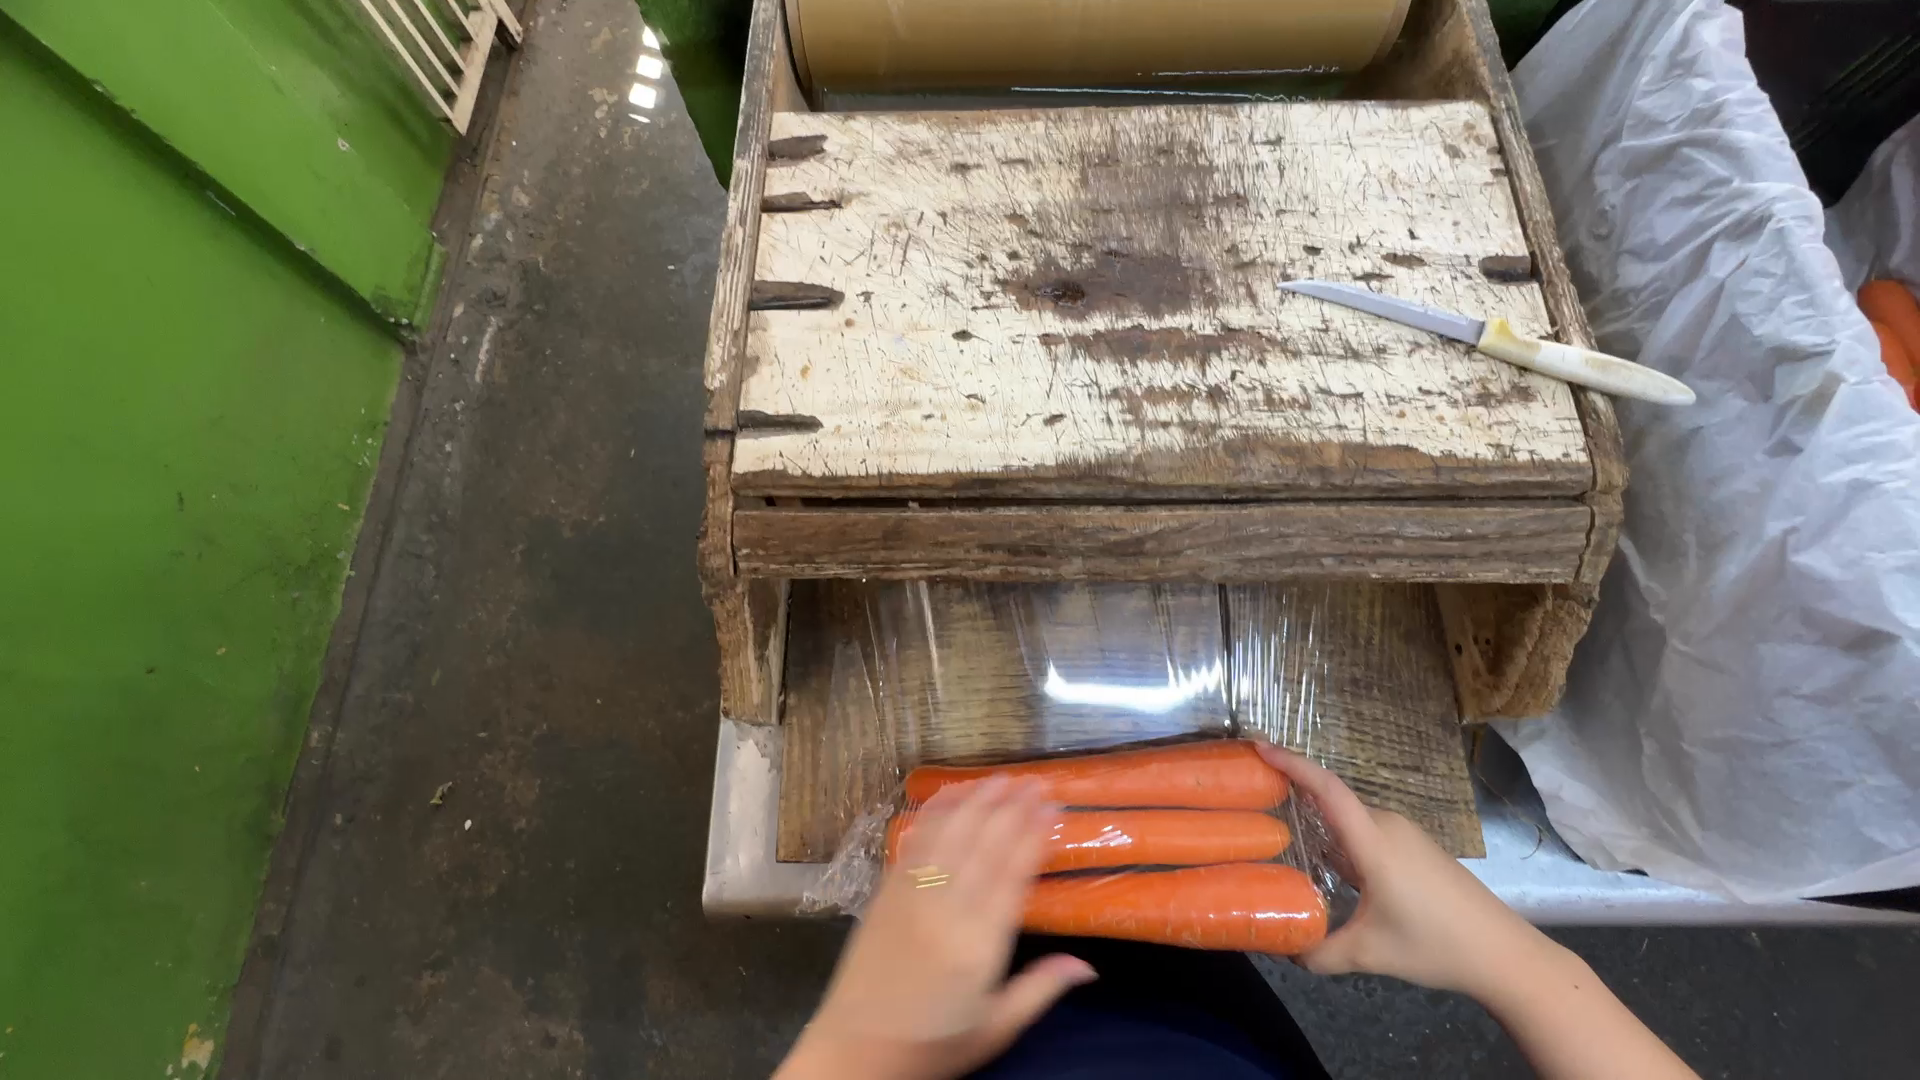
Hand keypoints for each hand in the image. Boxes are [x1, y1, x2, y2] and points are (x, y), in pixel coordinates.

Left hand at [775, 776, 1096, 1079]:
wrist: (856, 1049)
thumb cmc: (933, 1044)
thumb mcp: (995, 1028)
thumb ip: (1041, 989)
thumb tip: (1089, 965)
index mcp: (978, 944)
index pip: (1013, 874)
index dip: (1034, 834)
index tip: (1052, 805)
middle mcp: (946, 909)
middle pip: (984, 844)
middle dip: (1012, 807)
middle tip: (1035, 781)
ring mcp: (912, 894)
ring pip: (950, 833)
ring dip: (977, 800)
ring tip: (1001, 777)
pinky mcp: (887, 889)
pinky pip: (916, 841)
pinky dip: (936, 812)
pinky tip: (952, 793)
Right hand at [1254, 743, 1550, 996]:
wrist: (1508, 956)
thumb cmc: (1437, 945)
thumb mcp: (1370, 954)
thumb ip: (1319, 952)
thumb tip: (1282, 948)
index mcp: (1373, 841)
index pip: (1326, 788)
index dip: (1291, 763)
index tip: (1259, 746)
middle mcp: (1387, 826)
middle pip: (1331, 800)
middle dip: (1293, 792)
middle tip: (1255, 799)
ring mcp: (1405, 834)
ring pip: (1349, 818)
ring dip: (1317, 819)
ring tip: (1284, 833)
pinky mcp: (1416, 847)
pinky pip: (1366, 830)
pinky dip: (1340, 835)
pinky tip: (1329, 862)